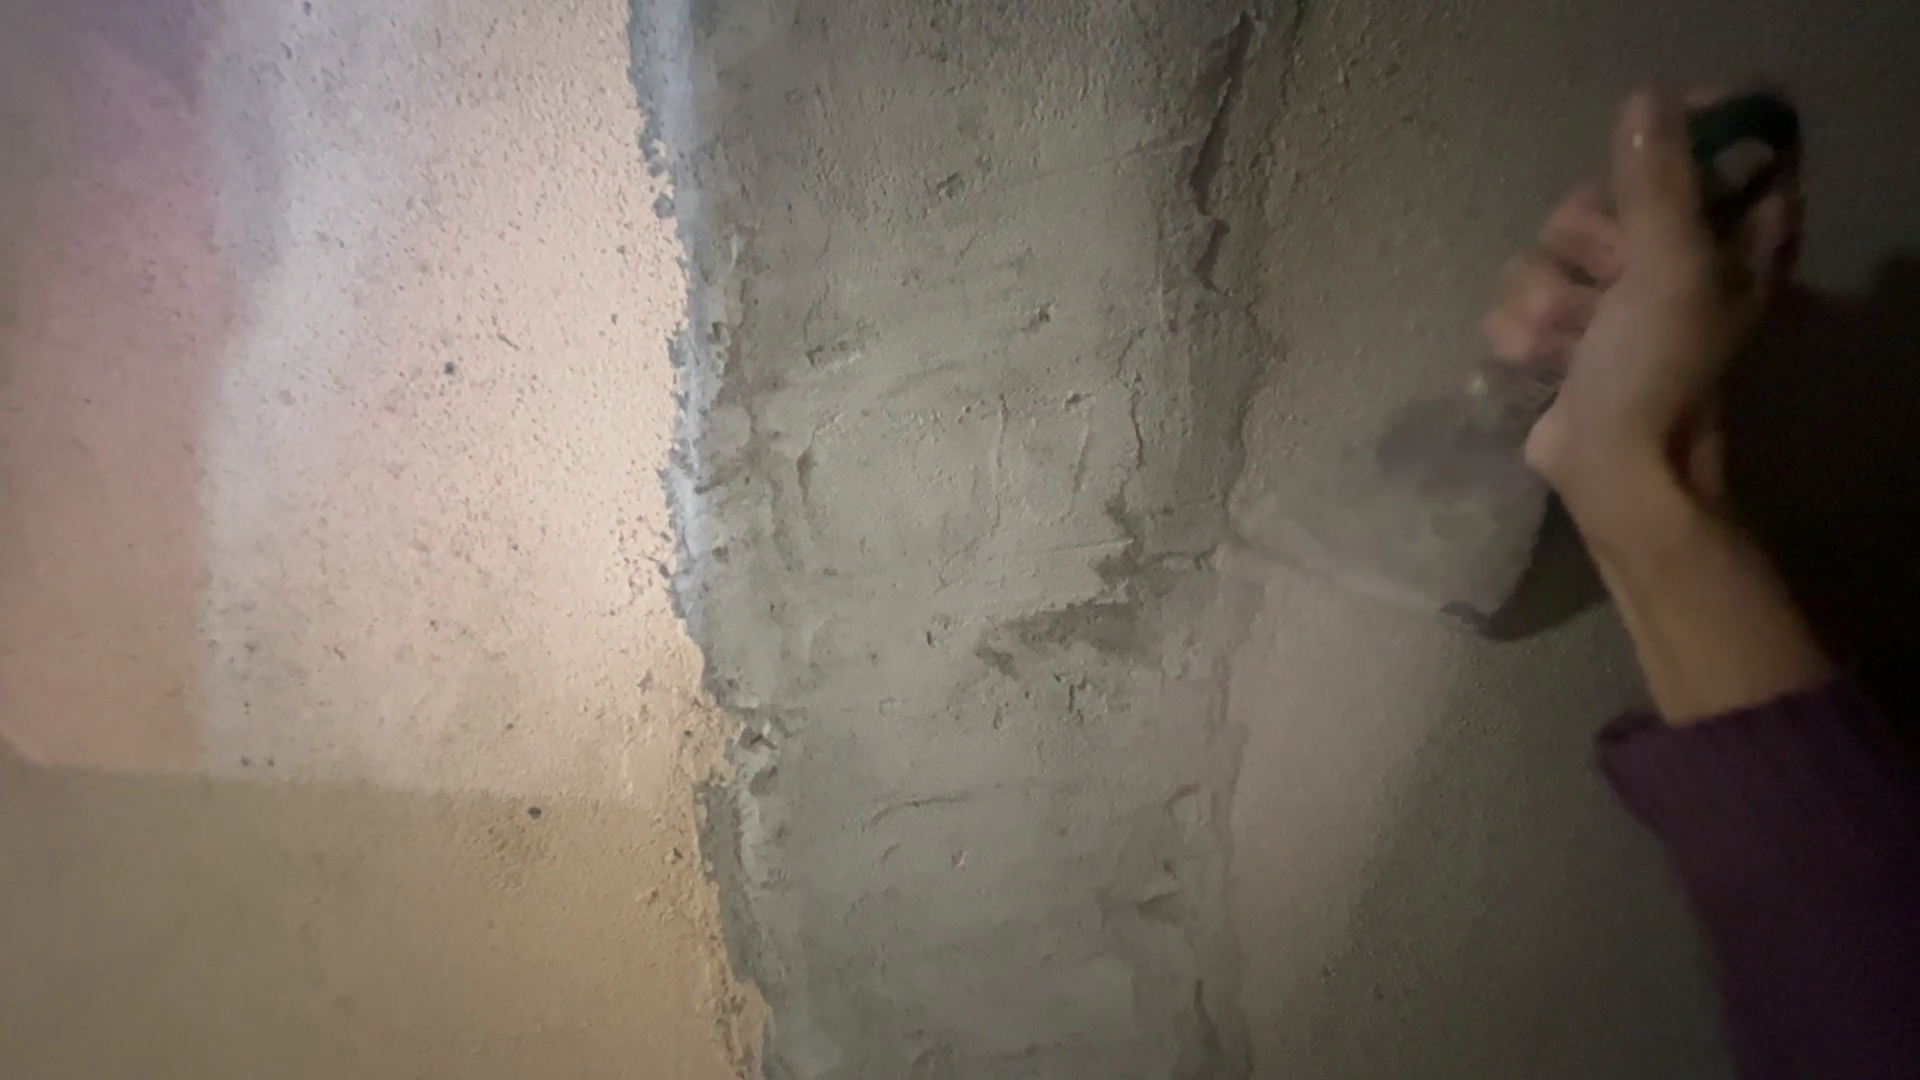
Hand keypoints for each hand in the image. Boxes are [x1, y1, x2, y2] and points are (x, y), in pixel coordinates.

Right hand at [1485, 88, 1830, 721]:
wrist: (1613, 464)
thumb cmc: (1660, 373)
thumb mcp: (1669, 270)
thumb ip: (1656, 184)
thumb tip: (1643, 97)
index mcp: (1724, 226)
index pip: (1702, 146)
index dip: (1662, 150)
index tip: (1633, 186)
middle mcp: (1663, 252)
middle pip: (1589, 203)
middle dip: (1579, 253)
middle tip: (1606, 291)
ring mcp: (1600, 295)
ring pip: (1534, 261)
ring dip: (1543, 310)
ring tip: (1573, 347)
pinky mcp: (1552, 332)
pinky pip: (1507, 308)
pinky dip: (1519, 341)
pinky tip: (1546, 365)